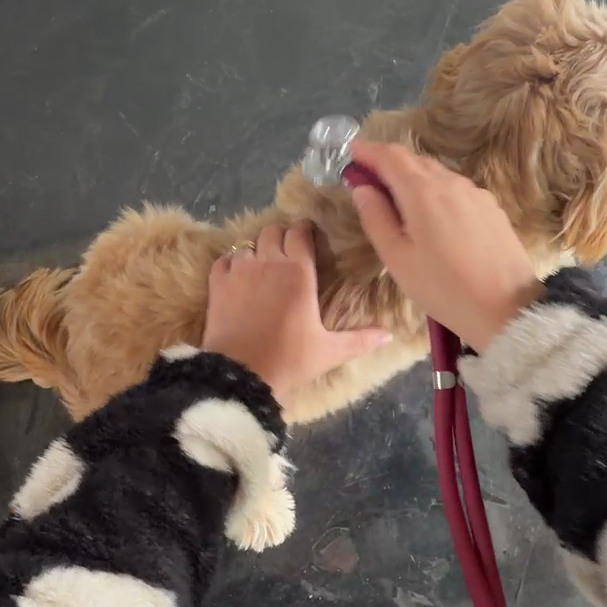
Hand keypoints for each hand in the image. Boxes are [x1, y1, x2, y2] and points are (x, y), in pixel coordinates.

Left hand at [202, 221, 390, 398]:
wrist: (240, 375)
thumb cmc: (288, 360)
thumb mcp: (329, 352)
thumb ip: (360, 340)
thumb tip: (389, 336)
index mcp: (299, 271)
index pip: (301, 232)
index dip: (305, 231)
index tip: (308, 239)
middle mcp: (268, 261)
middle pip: (273, 231)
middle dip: (281, 237)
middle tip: (287, 253)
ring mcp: (239, 270)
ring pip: (247, 244)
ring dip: (256, 251)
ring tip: (262, 268)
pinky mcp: (216, 283)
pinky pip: (224, 260)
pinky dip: (231, 264)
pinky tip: (237, 278)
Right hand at [347, 141, 544, 351]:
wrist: (505, 308)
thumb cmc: (442, 287)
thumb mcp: (397, 258)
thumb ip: (376, 218)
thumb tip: (362, 189)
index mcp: (422, 190)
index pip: (391, 156)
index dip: (368, 151)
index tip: (351, 153)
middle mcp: (451, 182)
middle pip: (415, 161)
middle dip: (388, 164)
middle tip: (369, 180)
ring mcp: (475, 193)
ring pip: (437, 174)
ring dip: (412, 179)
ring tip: (397, 200)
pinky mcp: (491, 208)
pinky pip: (455, 190)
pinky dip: (434, 191)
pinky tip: (431, 216)